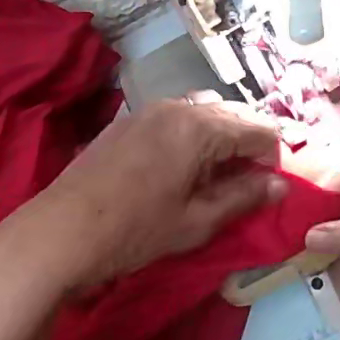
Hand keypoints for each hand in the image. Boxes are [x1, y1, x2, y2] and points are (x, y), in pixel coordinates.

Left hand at [1, 93, 287, 292]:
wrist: (59, 233)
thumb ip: (243, 197)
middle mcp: (178, 106)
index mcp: (200, 127)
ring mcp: (149, 109)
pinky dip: (193, 133)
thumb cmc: (134, 231)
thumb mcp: (196, 221)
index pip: (258, 129)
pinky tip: (184, 164)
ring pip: (204, 111)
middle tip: (248, 183)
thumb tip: (281, 185)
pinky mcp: (128, 120)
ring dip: (221, 136)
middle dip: (249, 144)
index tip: (269, 188)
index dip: (273, 158)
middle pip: (233, 114)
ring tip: (217, 174)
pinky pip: (177, 115)